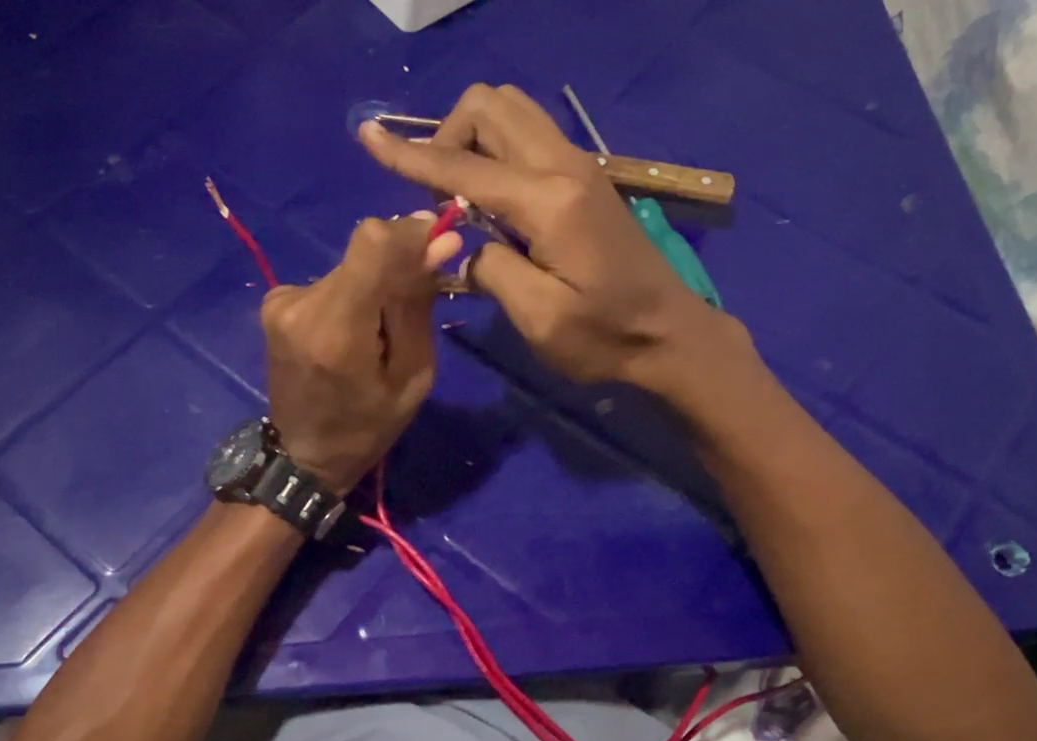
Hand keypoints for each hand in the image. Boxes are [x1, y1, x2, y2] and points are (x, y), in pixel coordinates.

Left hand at [260, 213, 461, 491]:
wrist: (303, 455)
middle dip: (397, 268)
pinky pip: (330, 281)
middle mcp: (301, 304)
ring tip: (376, 335)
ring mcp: (281, 301)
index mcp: (336, 329)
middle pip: (364, 254)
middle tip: (411, 310)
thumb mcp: (413, 376)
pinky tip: (350, 335)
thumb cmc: (367, 427)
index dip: (410, 234)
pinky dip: (349, 298)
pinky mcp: (274, 301)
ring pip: (348, 267)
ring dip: (372, 287)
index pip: (372, 241)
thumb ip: (418, 304)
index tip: (438, 246)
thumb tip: (440, 241)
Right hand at [358, 85, 759, 403]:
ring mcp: (578, 165)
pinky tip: (488, 199)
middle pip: (489, 107)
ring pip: (510, 111)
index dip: (410, 155)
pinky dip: (494, 150)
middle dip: (447, 138)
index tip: (368, 138)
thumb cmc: (603, 338)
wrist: (668, 335)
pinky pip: (527, 135)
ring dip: (472, 139)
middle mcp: (564, 165)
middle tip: (436, 199)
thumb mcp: (538, 319)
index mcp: (549, 201)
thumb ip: (491, 271)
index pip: (463, 165)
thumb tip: (464, 246)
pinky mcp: (582, 178)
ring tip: (460, 197)